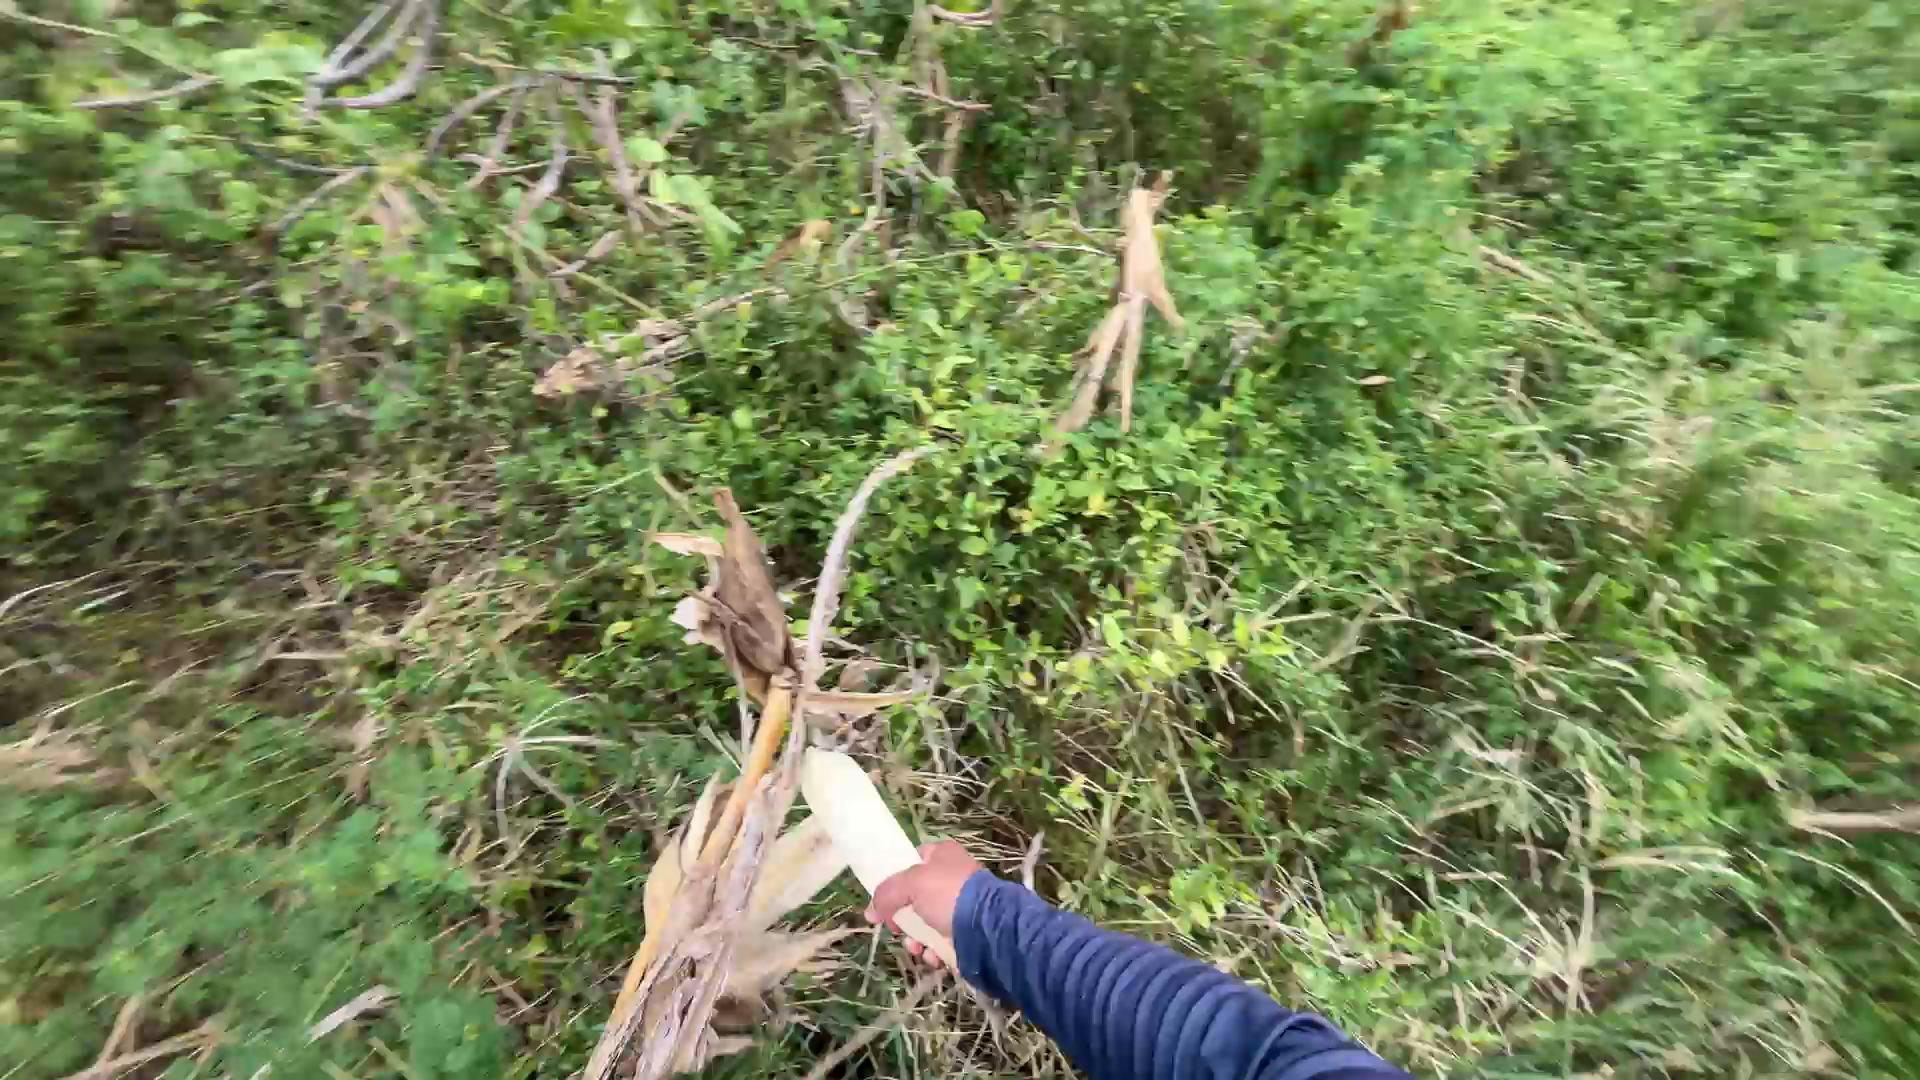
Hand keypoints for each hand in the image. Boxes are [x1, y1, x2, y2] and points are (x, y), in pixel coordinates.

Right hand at [865, 840, 980, 967]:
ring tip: (917, 948)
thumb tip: (870, 911)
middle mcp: (951, 876)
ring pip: (924, 923)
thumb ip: (887, 893)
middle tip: (898, 929)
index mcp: (941, 855)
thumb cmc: (947, 893)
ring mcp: (959, 904)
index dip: (893, 880)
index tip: (882, 902)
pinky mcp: (964, 930)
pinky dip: (933, 950)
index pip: (911, 862)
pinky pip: (940, 940)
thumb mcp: (911, 884)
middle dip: (903, 919)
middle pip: (914, 898)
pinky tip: (934, 955)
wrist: (986, 926)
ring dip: (915, 939)